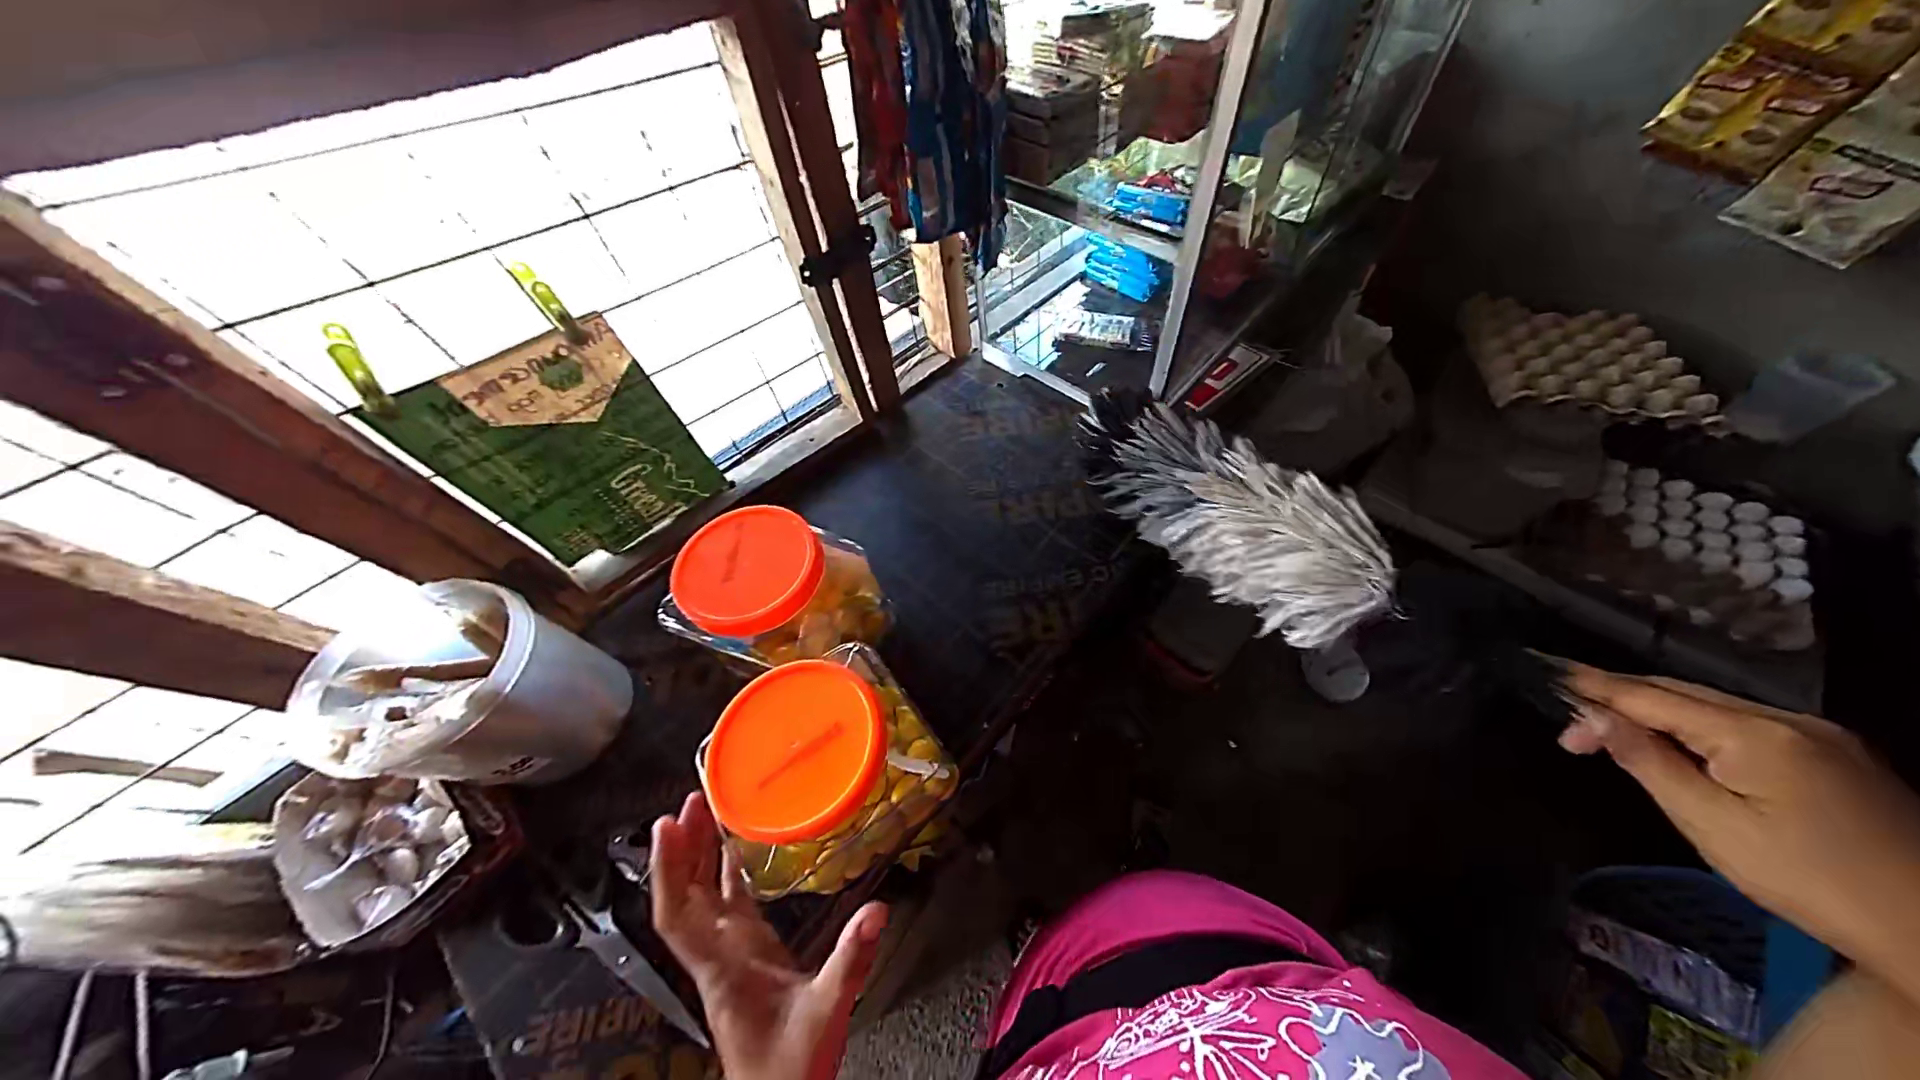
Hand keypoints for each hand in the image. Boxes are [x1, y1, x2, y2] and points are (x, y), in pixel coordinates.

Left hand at [650, 792, 887, 1079]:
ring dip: (698, 857)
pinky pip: (726, 906)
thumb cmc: (790, 1068)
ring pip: (702, 899)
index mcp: (724, 966)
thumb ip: (850, 959)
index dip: (668, 869)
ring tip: (703, 815)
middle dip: (682, 849)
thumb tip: (877, 911)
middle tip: (690, 803)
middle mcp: (718, 955)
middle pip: (684, 896)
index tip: (666, 827)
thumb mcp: (826, 1010)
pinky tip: (733, 852)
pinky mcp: (747, 956)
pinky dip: (724, 875)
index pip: (678, 914)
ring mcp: (730, 955)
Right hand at [1561, 665, 1919, 1005]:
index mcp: (1755, 734)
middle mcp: (1788, 720)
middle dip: (1616, 696)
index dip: (1591, 687)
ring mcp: (1818, 736)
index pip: (1650, 697)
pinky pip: (1742, 723)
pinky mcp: (1836, 755)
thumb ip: (1647, 761)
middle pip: (1680, 692)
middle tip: (1564, 714)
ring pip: (1711, 705)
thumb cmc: (1809, 880)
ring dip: (1653, 709)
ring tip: (1605, 724)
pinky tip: (1672, 739)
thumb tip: (1590, 716)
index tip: (1541, 674)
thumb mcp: (1710, 823)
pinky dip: (1693, 724)